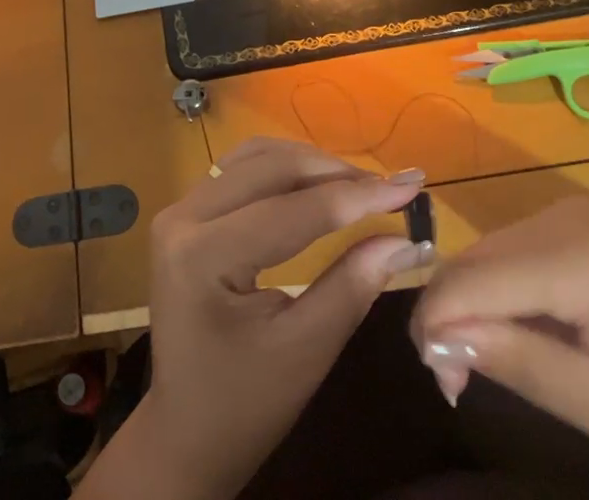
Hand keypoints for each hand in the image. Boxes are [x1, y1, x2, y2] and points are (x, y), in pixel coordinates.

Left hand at [81, 137, 429, 499]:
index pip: (291, 210)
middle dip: (333, 171)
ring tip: (360, 185)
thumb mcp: (307, 347)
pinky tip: (318, 186)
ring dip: (308, 164)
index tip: (411, 187)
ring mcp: (178, 214)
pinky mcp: (184, 218)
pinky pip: (237, 173)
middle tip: (390, 186)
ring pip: (251, 160)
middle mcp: (181, 220)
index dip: (356, 196)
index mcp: (203, 256)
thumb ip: (353, 284)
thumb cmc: (247, 400)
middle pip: (267, 168)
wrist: (188, 428)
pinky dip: (282, 172)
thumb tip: (406, 238)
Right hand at [409, 196, 588, 483]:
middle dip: (449, 319)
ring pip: (482, 256)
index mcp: (581, 259)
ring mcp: (573, 214)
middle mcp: (567, 219)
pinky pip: (509, 253)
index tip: (445, 385)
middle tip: (459, 384)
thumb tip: (437, 338)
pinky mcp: (577, 223)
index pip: (469, 281)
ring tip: (483, 365)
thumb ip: (522, 364)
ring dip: (468, 307)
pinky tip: (516, 332)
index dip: (436, 328)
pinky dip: (496, 293)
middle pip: (470, 263)